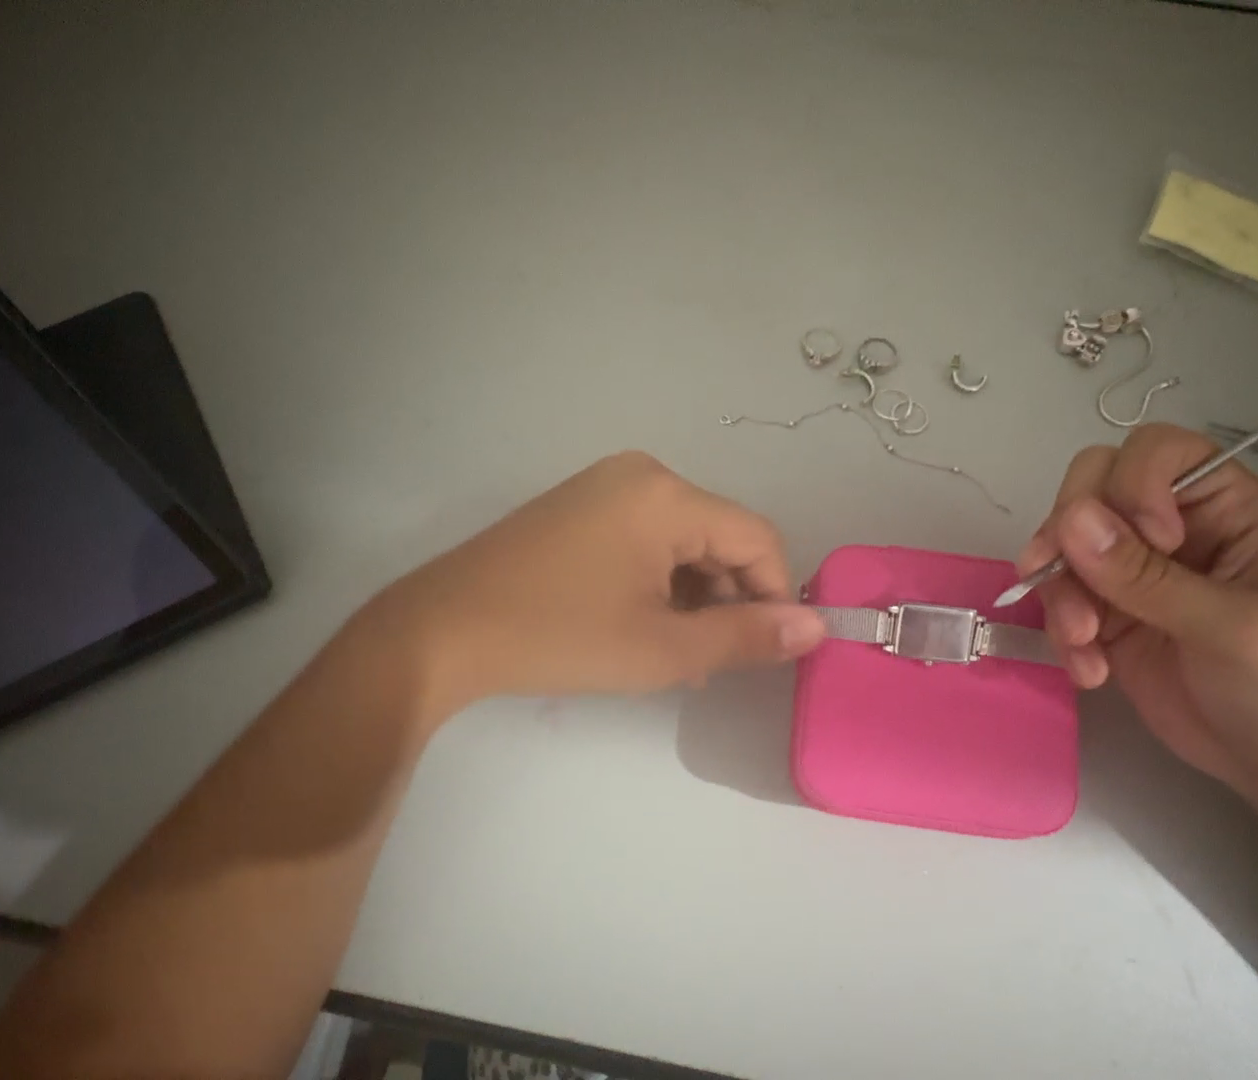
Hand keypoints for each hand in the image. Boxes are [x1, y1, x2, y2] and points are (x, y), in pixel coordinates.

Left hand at [363, 452, 825, 720]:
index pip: (757, 538)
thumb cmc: (558, 638)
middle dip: (731, 598)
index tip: (766, 650)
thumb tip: (817, 628)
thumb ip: (746, 636)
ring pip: (686, 539)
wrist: (440, 631)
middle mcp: (642, 475)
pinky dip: (662, 580)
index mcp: (666, 496)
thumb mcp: (661, 649)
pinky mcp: (582, 505)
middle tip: (712, 660)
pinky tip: (644, 624)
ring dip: (696, 594)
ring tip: (676, 652)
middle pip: (721, 535)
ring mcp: (606, 486)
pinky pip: (648, 537)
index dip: (775, 595)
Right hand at [1018, 424, 1257, 795]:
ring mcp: (1129, 568)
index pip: (1155, 451)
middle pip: (1090, 487)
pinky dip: (1060, 632)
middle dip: (1073, 540)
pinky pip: (1056, 596)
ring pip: (1062, 544)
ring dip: (1060, 594)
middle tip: (1083, 596)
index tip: (1156, 540)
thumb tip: (1070, 521)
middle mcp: (1169, 523)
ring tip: (1084, 645)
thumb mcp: (1231, 626)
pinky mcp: (1102, 610)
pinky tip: (1091, 671)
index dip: (1136, 482)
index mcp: (1222, 505)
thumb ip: (1148, 575)